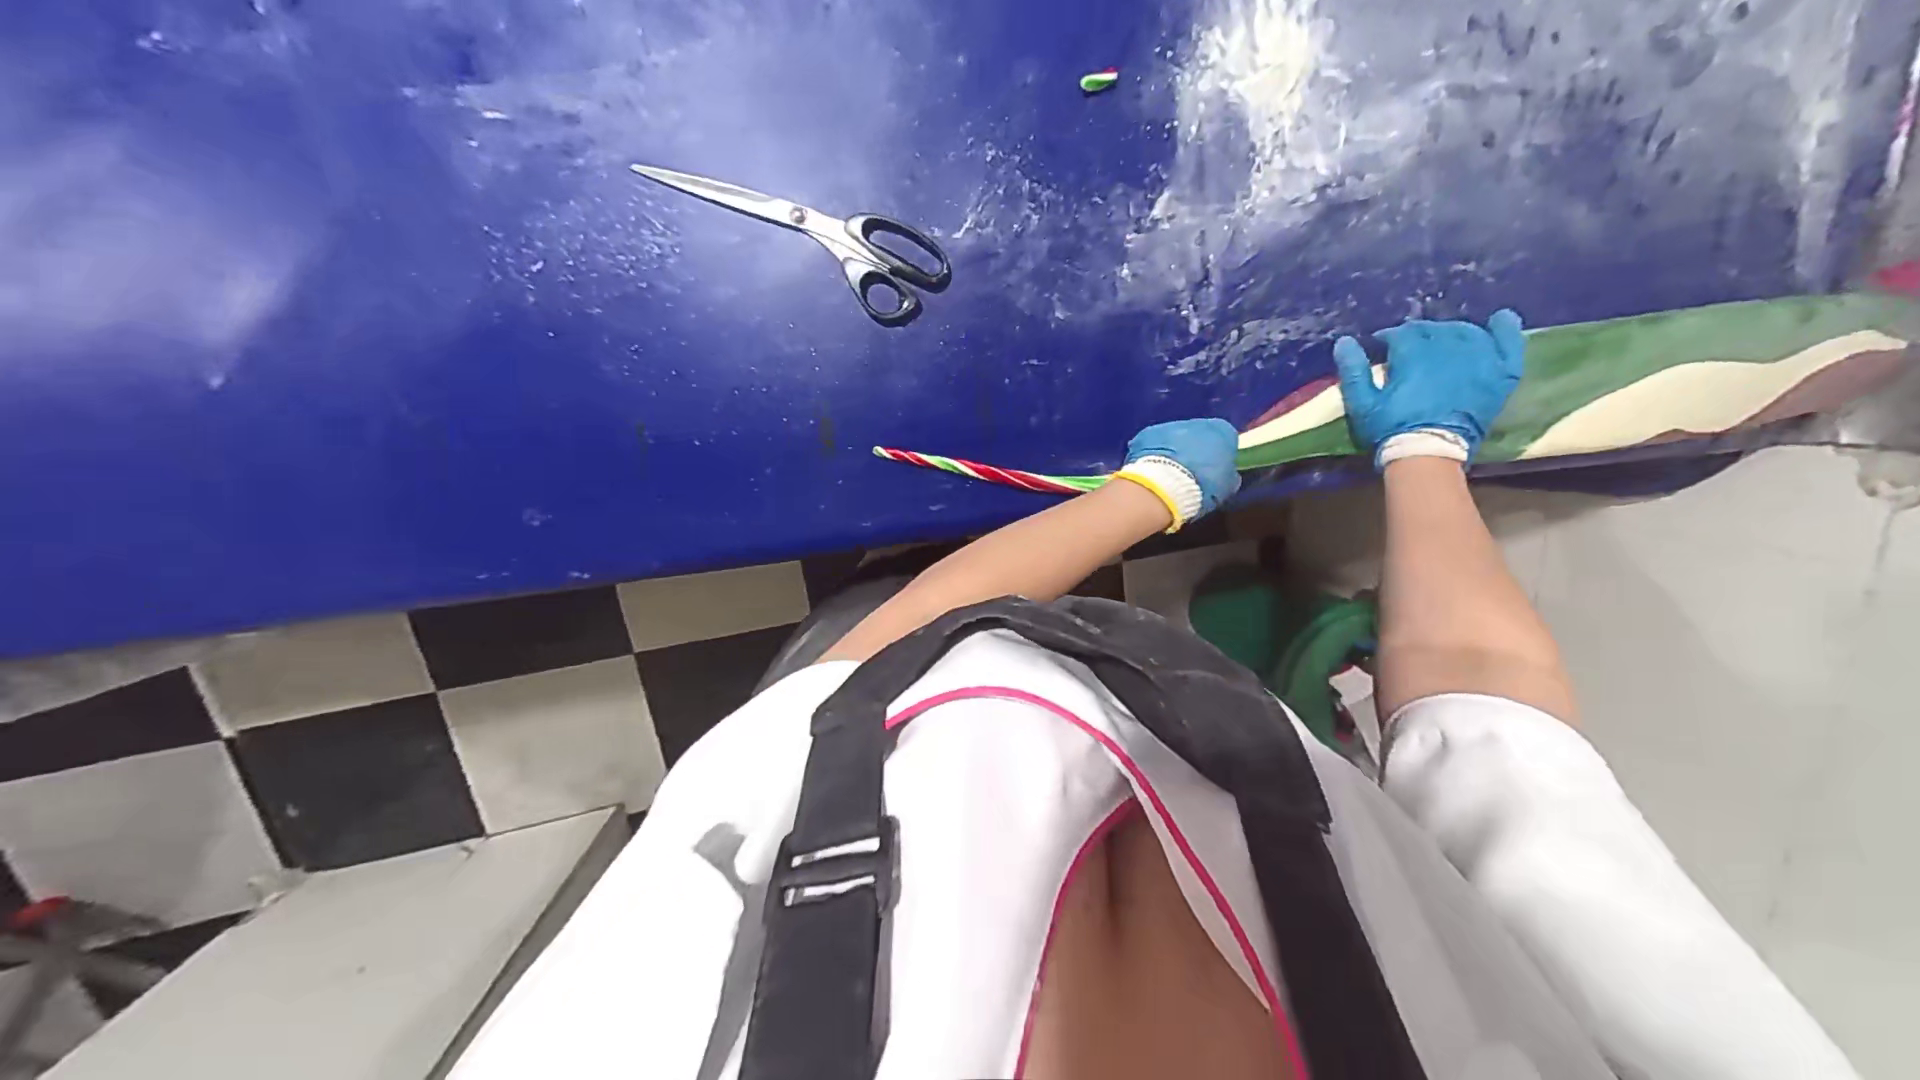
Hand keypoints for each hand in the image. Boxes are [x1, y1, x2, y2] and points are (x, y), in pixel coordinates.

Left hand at [1117, 418, 1240, 529]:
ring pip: (1173, 437)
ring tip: (1166, 474)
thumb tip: (1227, 473)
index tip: (1212, 470)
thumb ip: (1229, 474)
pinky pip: (1151, 444)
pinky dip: (1151, 454)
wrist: (1164, 486)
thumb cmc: (1203, 486)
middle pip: (1198, 435)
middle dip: (1193, 450)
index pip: (1225, 438)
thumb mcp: (1227, 486)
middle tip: (1188, 472)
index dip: (1218, 455)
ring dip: (1172, 451)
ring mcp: (1169, 425)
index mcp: (1222, 430)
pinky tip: (1150, 472)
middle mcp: (1197, 422)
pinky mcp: (1145, 434)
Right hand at [1332, 310, 1525, 467]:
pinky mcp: (1500, 376)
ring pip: (1468, 333)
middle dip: (1419, 335)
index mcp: (1415, 355)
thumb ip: (1353, 371)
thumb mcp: (1362, 403)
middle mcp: (1451, 350)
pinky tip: (1500, 320)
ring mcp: (1480, 361)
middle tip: (1407, 349)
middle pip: (1436, 329)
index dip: (1390, 337)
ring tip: (1440, 342)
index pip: (1403, 333)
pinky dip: (1506, 330)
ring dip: (1452, 332)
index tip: (1381, 346)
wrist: (1429, 455)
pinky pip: (1509, 345)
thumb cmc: (1391, 429)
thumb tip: (1344, 342)